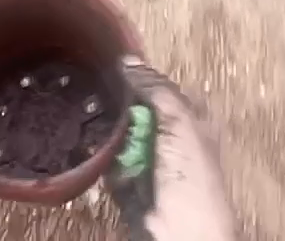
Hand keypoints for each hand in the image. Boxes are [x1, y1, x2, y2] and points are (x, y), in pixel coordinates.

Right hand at [104, 58, 234, 240]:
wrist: (182, 235)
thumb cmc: (192, 176)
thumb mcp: (180, 119)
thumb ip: (156, 88)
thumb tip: (128, 60)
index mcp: (193, 117)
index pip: (165, 86)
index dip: (144, 76)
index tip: (118, 66)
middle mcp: (172, 136)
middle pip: (140, 108)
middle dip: (121, 101)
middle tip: (100, 88)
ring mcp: (152, 160)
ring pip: (124, 133)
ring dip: (109, 126)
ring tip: (90, 111)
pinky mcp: (133, 182)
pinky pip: (113, 160)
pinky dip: (103, 154)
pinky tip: (92, 141)